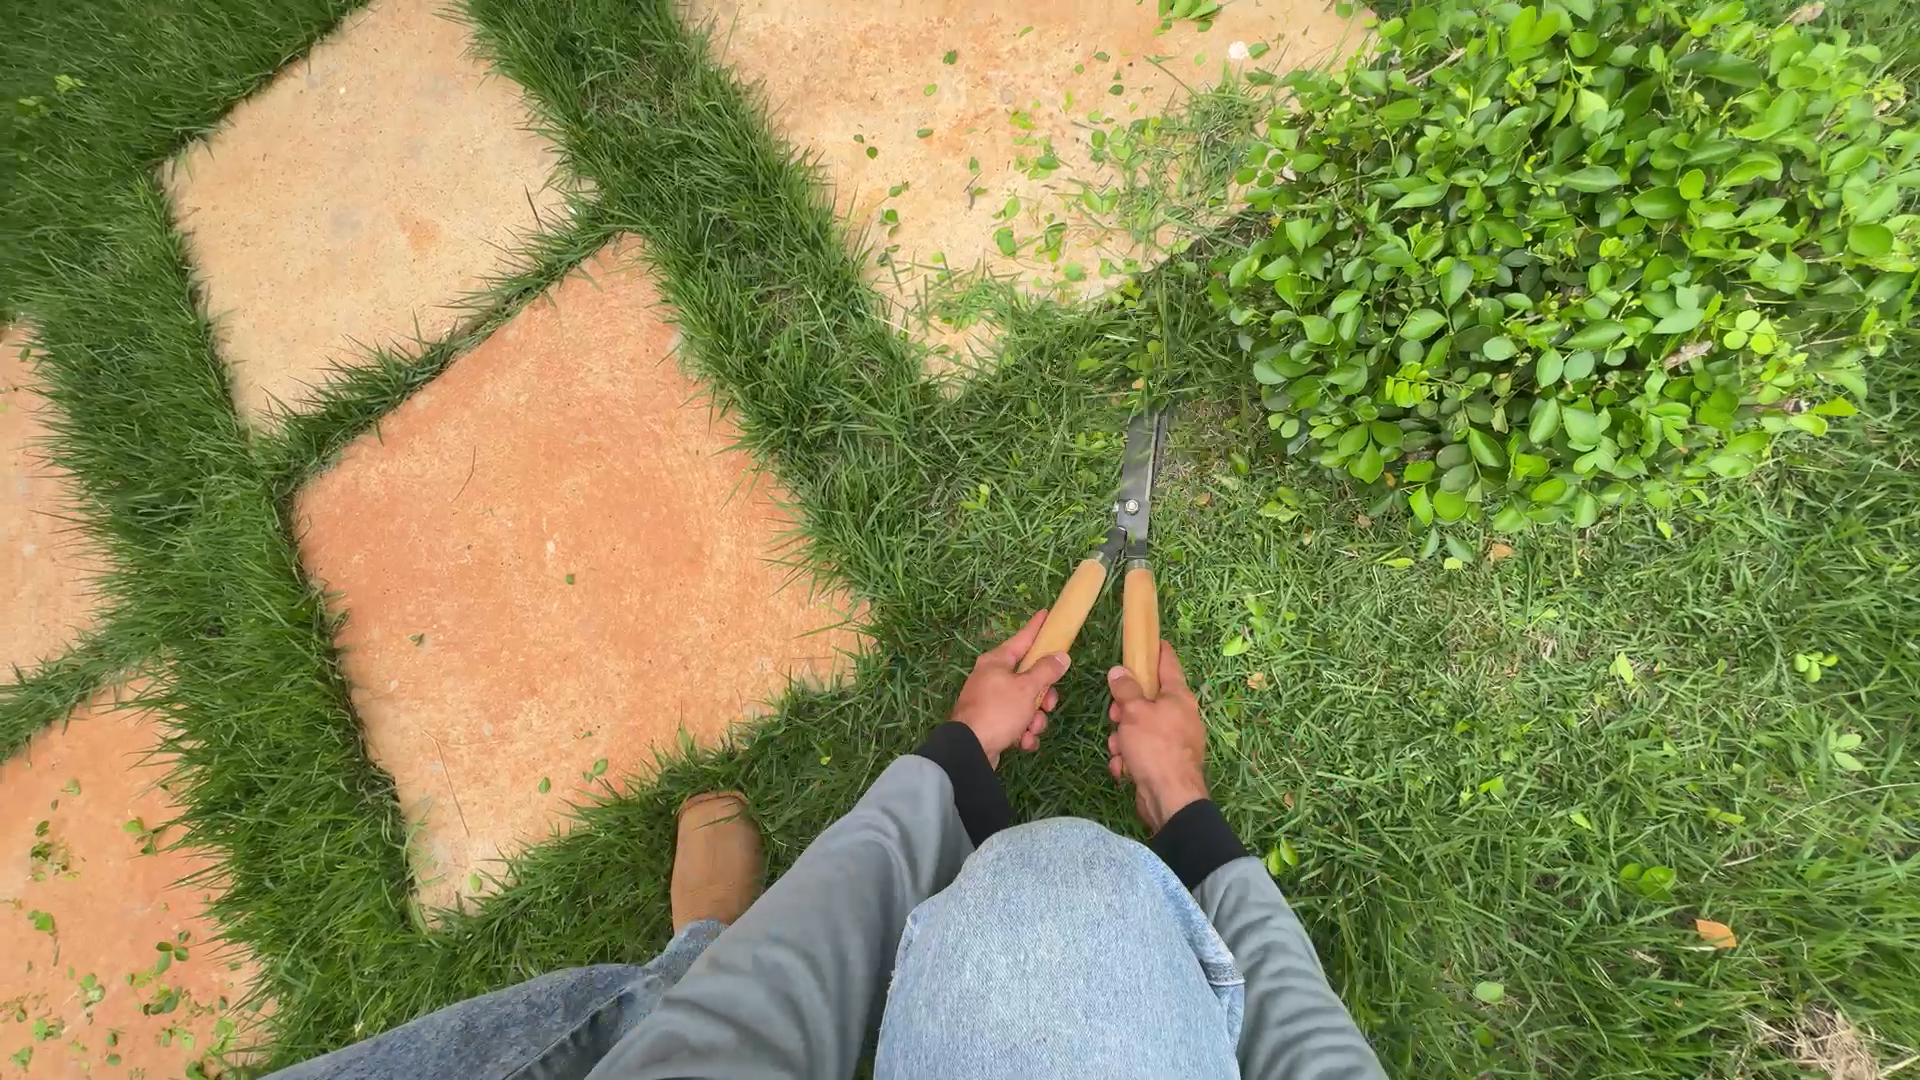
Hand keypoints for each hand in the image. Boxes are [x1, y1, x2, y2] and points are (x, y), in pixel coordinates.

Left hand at [950, 610, 1071, 767]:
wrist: (969, 749)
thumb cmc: (998, 711)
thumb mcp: (1027, 688)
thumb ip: (1046, 671)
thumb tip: (1060, 656)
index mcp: (996, 662)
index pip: (1023, 639)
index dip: (1037, 627)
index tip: (1046, 614)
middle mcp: (992, 678)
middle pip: (1029, 678)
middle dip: (1043, 695)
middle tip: (1049, 704)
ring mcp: (991, 702)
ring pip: (1025, 704)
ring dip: (1035, 719)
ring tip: (1032, 729)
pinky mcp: (992, 724)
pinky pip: (1016, 724)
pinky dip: (1023, 733)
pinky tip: (1024, 742)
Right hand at [1106, 641, 1208, 831]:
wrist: (1170, 798)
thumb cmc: (1155, 746)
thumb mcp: (1134, 711)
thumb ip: (1125, 689)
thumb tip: (1118, 671)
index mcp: (1178, 696)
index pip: (1168, 662)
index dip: (1156, 649)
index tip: (1147, 639)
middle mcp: (1180, 714)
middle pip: (1147, 698)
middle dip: (1125, 707)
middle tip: (1115, 714)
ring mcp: (1173, 739)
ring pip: (1139, 726)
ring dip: (1122, 736)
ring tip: (1118, 748)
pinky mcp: (1164, 762)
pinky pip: (1141, 750)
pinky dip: (1129, 757)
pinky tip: (1123, 767)